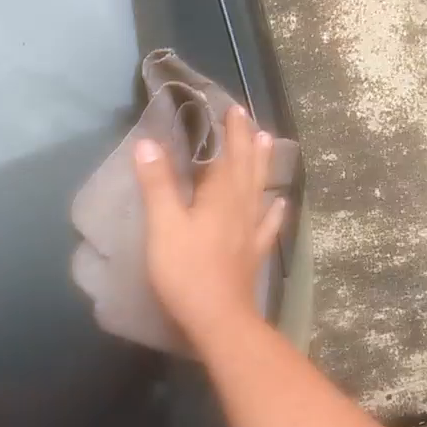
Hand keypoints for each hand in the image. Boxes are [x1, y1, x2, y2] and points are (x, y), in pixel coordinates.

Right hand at [135, 105, 286, 348]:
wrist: (219, 319)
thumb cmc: (186, 272)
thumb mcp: (163, 227)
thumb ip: (157, 185)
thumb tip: (147, 143)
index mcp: (219, 197)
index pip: (226, 154)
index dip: (228, 131)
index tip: (230, 107)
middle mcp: (240, 209)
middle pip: (246, 167)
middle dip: (245, 141)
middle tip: (247, 117)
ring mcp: (250, 233)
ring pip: (259, 190)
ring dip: (261, 165)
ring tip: (267, 142)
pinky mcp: (252, 256)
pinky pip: (266, 225)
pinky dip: (273, 211)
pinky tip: (279, 204)